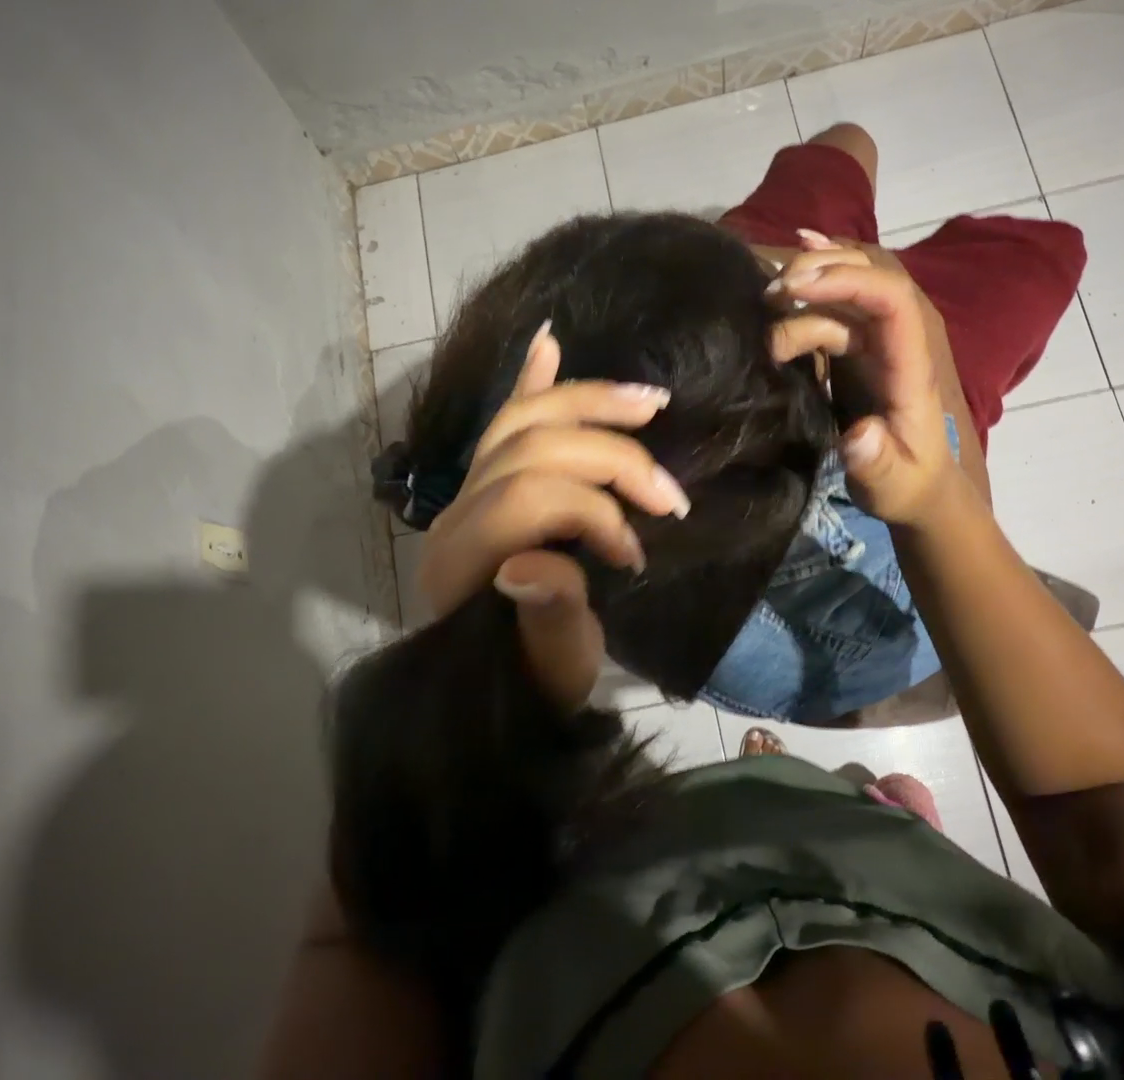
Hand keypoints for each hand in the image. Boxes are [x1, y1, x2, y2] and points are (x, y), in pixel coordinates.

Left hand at [417, 321, 689, 707]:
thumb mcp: (552, 666)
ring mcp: (464, 495)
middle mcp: (455, 516)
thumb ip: (546, 615)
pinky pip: (502, 423)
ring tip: (648, 402)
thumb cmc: (531, 683)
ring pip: (518, 420)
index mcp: (465, 562)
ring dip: (588, 403)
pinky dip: (529, 383)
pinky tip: (548, 342)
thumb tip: (533, 563)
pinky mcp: (481, 488)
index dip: (596, 512)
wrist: (495, 693)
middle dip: (611, 460)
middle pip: (531, 446)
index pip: (530, 497)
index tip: (635, 557)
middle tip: (668, 496)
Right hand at [767, 232, 966, 525]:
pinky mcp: (858, 352)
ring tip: (767, 294)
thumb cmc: (907, 486)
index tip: (796, 289)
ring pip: (849, 288)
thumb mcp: (893, 485)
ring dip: (811, 279)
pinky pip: (838, 306)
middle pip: (870, 279)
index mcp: (910, 367)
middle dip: (822, 271)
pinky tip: (792, 265)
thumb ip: (877, 462)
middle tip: (772, 291)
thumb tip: (858, 436)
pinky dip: (815, 282)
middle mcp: (896, 343)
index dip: (848, 282)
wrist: (918, 489)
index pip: (891, 301)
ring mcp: (877, 343)